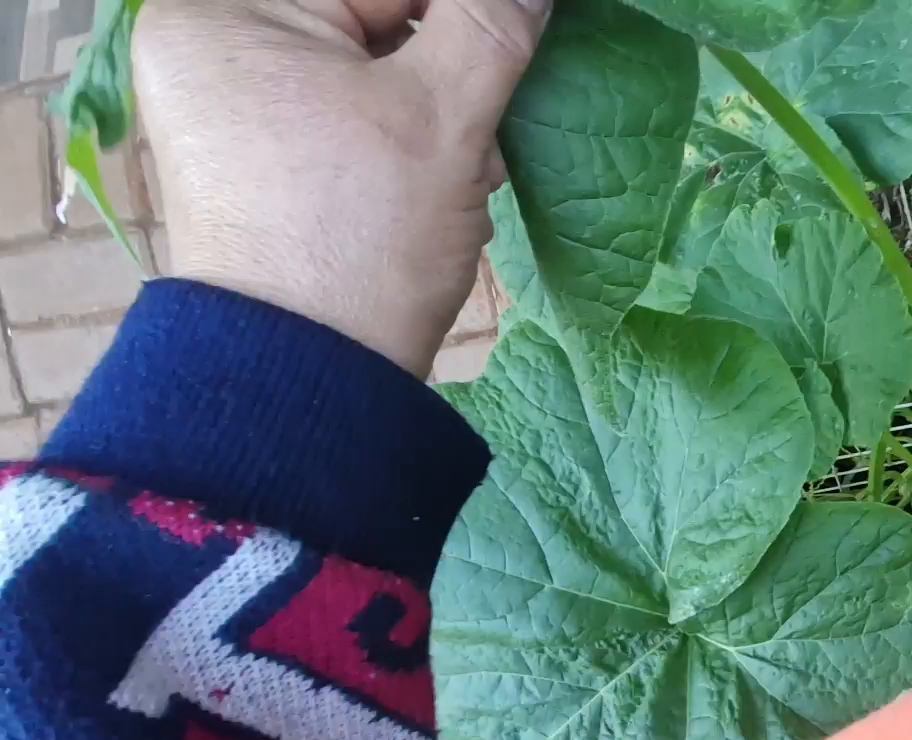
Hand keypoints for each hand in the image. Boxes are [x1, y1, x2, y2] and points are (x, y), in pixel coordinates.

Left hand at [134, 0, 549, 377]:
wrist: (322, 361)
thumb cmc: (369, 235)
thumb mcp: (439, 124)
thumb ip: (486, 33)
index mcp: (232, 11)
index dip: (466, 20)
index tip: (519, 49)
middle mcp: (221, 45)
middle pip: (378, 30)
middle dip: (451, 86)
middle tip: (482, 146)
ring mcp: (244, 108)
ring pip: (377, 83)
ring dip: (443, 127)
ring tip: (463, 185)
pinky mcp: (275, 161)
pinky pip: (360, 127)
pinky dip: (414, 155)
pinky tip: (438, 198)